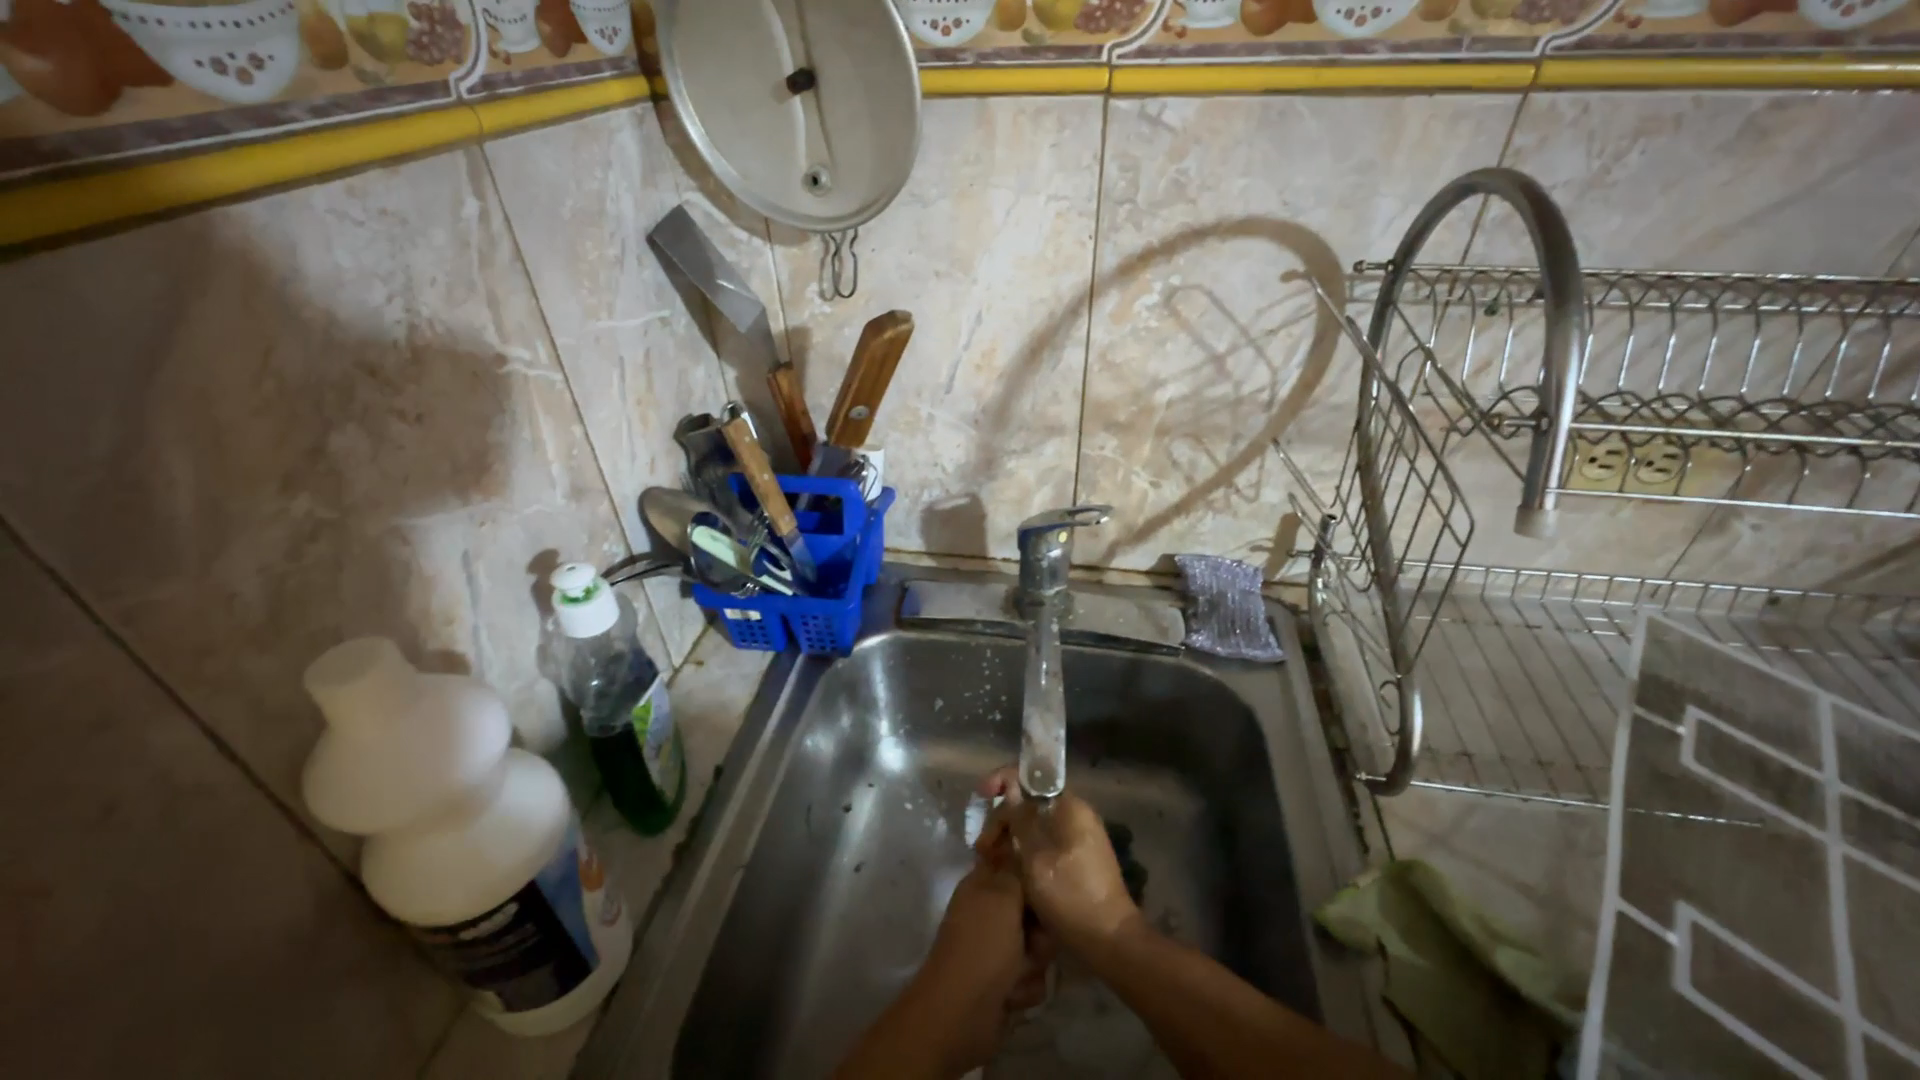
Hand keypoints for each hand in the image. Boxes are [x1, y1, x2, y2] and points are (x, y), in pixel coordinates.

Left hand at [904, 856, 1053, 1073]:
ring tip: (1017, 974)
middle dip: (1041, 930)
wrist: (960, 1015)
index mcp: (984, 887)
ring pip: (1040, 946)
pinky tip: (1011, 996)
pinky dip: (1026, 988)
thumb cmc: (981, 947)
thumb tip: (1020, 843)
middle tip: (1033, 940)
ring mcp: (999, 951)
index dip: (1033, 875)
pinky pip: (1035, 978)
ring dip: (1034, 963)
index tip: (1046, 884)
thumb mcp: (1002, 896)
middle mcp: (992, 915)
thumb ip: (1016, 868)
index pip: (1015, 865)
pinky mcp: (1006, 984)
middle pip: (1036, 910)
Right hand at [975, 766, 1142, 953]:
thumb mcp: (1036, 858)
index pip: (1033, 777)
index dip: (1003, 781)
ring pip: (1034, 825)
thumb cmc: (1070, 896)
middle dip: (1002, 819)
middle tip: (982, 849)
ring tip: (990, 862)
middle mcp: (1076, 816)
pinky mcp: (1075, 859)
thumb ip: (1021, 820)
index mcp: (1070, 808)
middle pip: (1030, 802)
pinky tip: (1007, 870)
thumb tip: (1010, 788)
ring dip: (1009, 838)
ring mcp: (1077, 839)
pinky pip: (1043, 843)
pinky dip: (1023, 851)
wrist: (1108, 941)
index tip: (980, 796)